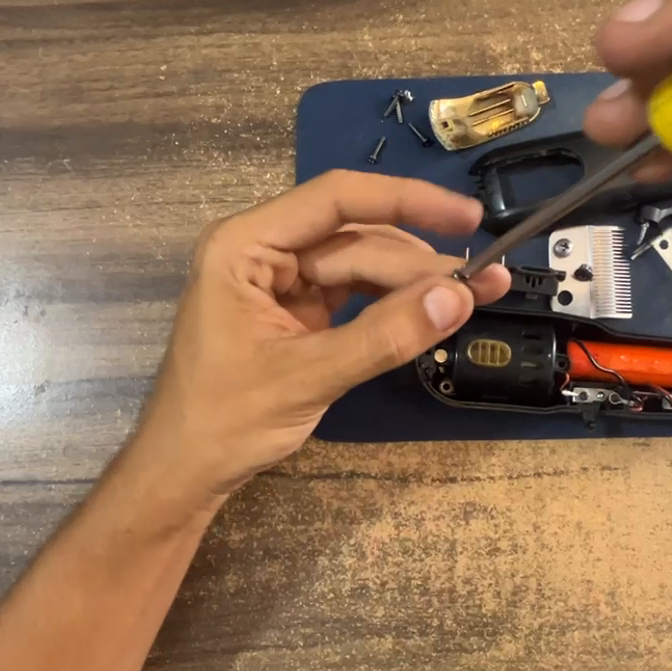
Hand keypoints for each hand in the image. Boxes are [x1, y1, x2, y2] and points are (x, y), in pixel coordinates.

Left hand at [131, 171, 510, 502]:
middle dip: (418, 262)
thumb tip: (458, 298)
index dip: (407, 201)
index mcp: (245, 246)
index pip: (335, 200)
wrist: (186, 471)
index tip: (467, 216)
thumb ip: (383, 336)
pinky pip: (355, 297)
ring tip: (474, 297)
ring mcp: (282, 283)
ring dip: (413, 285)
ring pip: (361, 267)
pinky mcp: (298, 314)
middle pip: (356, 239)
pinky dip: (392, 307)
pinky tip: (431, 313)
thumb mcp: (306, 376)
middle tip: (485, 282)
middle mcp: (264, 252)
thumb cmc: (224, 421)